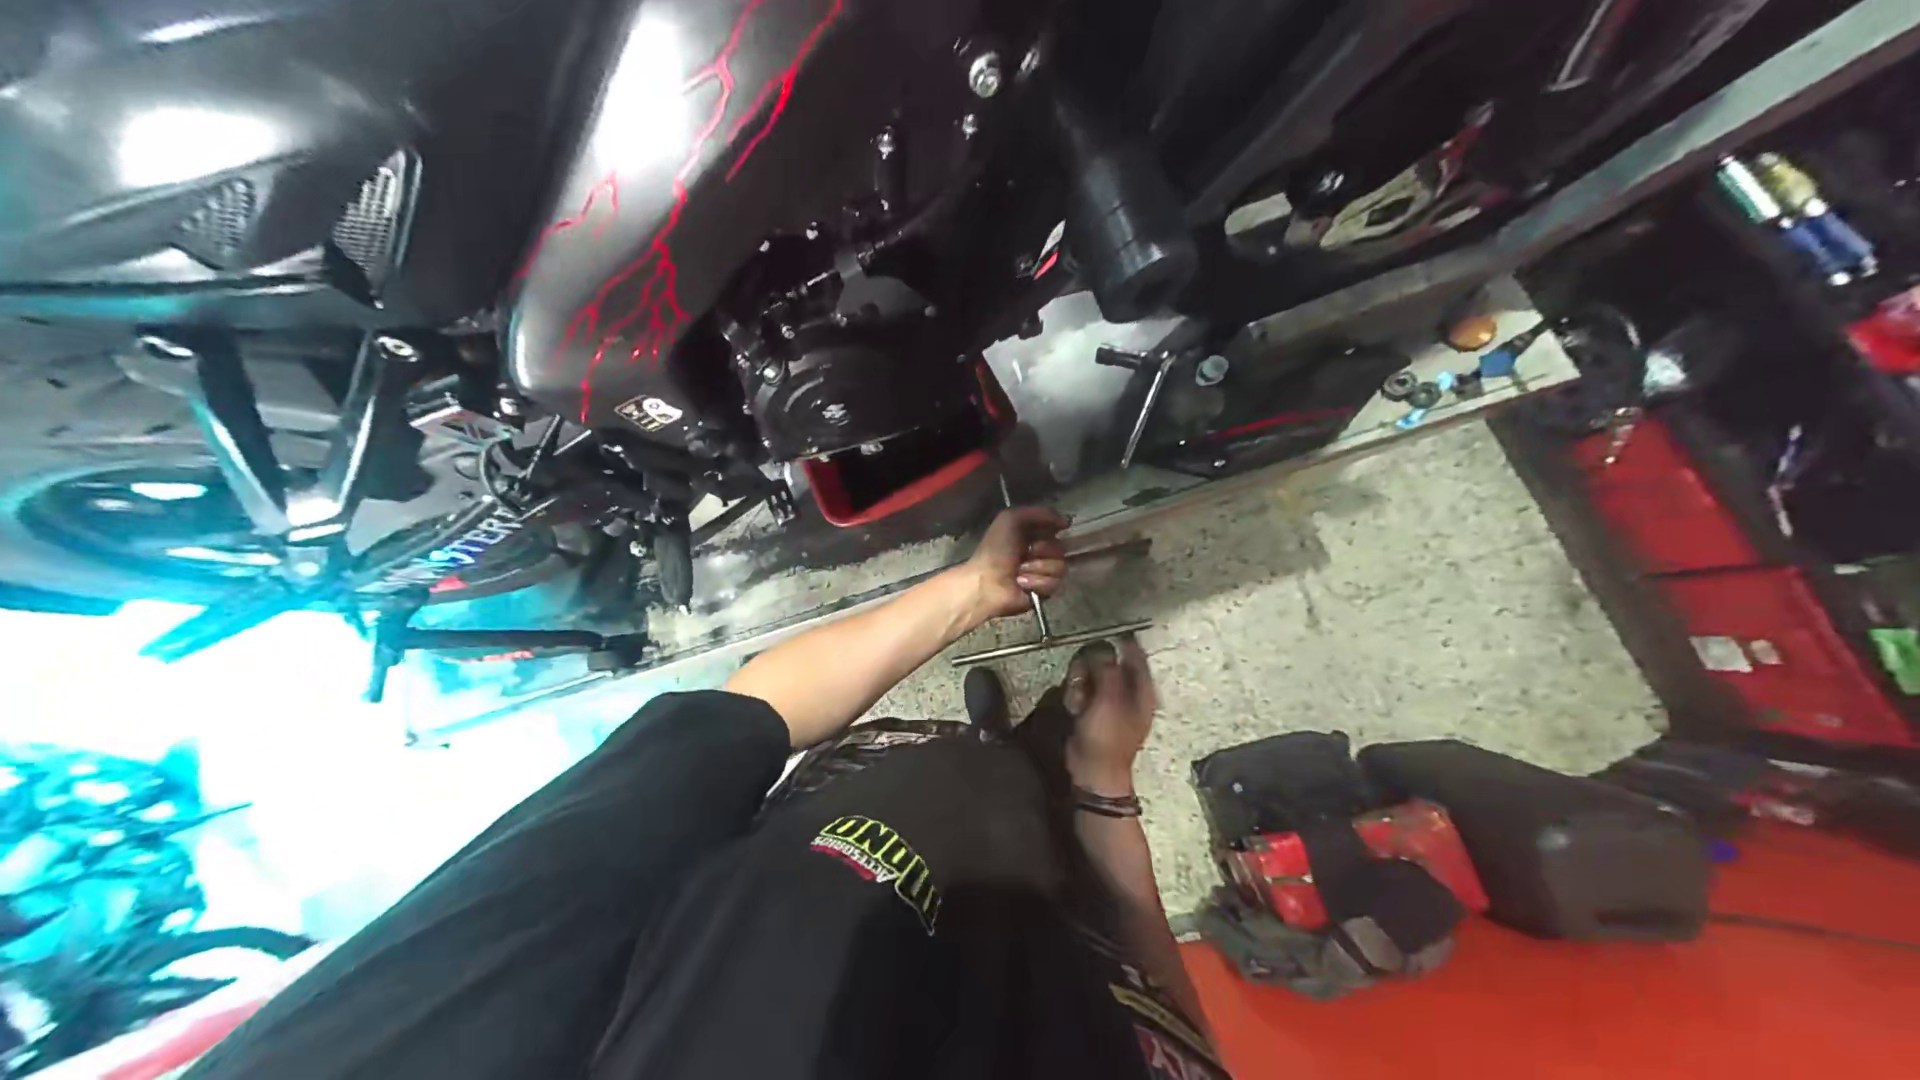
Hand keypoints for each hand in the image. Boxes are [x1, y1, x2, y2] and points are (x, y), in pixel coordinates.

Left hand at [964, 506, 1069, 619]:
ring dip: (1038, 567)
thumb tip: (1066, 521)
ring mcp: (1043, 572)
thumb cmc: (996, 549)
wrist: (987, 582)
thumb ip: (1039, 512)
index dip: (1054, 528)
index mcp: (1031, 534)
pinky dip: (1037, 582)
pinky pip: (1055, 583)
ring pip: (1060, 566)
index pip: (1056, 528)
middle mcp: (1039, 552)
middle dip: (1044, 549)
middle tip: (1026, 553)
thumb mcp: (1011, 519)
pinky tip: (1022, 583)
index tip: (1051, 529)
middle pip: (1061, 547)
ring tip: (1019, 572)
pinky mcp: (1044, 591)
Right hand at [1065, 636, 1156, 795]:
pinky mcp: (1092, 709)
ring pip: (1092, 675)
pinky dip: (1076, 695)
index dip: (1124, 642)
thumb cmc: (1107, 735)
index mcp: (1142, 690)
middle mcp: (1129, 692)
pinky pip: (1082, 690)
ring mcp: (1110, 701)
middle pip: (1109, 663)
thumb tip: (1102, 646)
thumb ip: (1107, 669)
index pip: (1136, 655)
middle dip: (1092, 668)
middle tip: (1084, 678)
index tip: (1105, 632)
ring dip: (1081, 683)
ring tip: (1079, 699)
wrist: (1093, 770)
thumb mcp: (1109, 698)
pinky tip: (1074, 707)